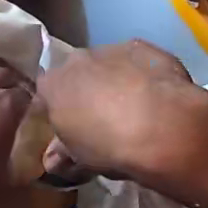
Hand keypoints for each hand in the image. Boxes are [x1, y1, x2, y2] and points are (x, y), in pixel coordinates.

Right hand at [37, 41, 207, 191]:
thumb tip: (52, 159)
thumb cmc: (109, 146)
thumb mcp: (81, 159)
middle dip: (86, 89)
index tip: (69, 124)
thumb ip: (63, 153)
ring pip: (108, 63)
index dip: (57, 108)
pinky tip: (158, 95)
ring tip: (136, 107)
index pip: (46, 93)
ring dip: (116, 79)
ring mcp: (111, 49)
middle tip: (102, 116)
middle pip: (77, 73)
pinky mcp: (144, 47)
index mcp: (54, 85)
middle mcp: (77, 59)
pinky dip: (143, 72)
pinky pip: (138, 60)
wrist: (161, 125)